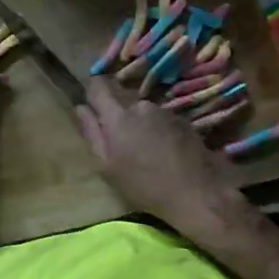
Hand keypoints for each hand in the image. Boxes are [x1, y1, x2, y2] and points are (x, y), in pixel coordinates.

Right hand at [75, 77, 247, 242]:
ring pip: (143, 113)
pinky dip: (159, 132)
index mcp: (118, 116)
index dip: (92, 95)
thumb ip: (92, 133)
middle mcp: (141, 106)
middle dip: (119, 119)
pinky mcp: (183, 120)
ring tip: (148, 154)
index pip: (98, 87)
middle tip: (124, 147)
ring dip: (142, 127)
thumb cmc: (145, 185)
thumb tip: (81, 108)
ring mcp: (165, 111)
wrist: (198, 191)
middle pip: (122, 103)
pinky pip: (162, 121)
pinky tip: (166, 154)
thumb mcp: (108, 166)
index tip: (93, 110)